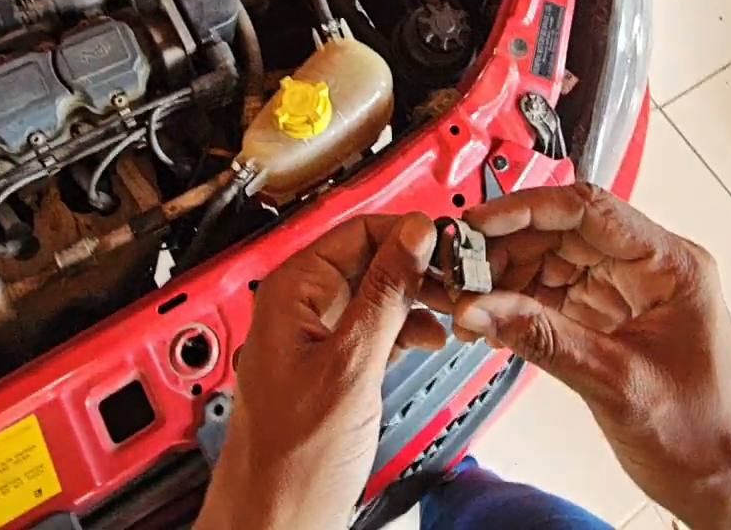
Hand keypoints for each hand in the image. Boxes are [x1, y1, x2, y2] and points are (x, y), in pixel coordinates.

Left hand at [197, 213, 443, 529]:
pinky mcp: (331, 363)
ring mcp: (316, 334)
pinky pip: (372, 326)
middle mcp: (300, 304)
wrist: (274, 528)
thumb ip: (385, 293)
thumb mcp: (352, 364)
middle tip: (457, 278)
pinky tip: (427, 337)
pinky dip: (403, 328)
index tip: (446, 241)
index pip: (356, 230)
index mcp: (293, 290)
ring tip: (450, 308)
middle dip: (413, 267)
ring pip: (374, 292)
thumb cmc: (292, 462)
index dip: (404, 232)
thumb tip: (414, 235)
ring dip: (413, 298)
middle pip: (367, 259)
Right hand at [440, 184, 730, 529]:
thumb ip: (543, 339)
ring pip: (548, 255)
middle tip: (462, 262)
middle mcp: (645, 266)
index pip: (590, 209)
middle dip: (507, 243)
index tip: (482, 220)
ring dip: (505, 271)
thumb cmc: (704, 438)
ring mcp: (622, 288)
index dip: (529, 208)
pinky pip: (548, 288)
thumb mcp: (618, 384)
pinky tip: (489, 311)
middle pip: (562, 229)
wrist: (725, 490)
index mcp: (670, 265)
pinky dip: (515, 298)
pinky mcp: (602, 312)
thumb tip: (479, 309)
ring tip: (468, 291)